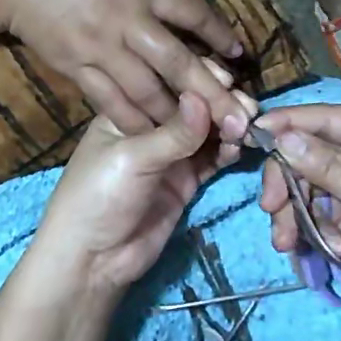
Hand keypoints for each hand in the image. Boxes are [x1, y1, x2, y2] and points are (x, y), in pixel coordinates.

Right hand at [1, 0, 248, 135]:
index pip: (191, 13)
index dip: (219, 34)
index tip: (238, 53)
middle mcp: (127, 21)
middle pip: (177, 62)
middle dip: (211, 92)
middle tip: (237, 118)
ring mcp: (101, 49)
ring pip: (146, 90)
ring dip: (176, 114)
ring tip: (202, 136)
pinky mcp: (76, 69)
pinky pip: (108, 101)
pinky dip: (132, 119)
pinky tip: (151, 133)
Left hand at [35, 89, 256, 290]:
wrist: (92, 261)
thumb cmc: (98, 196)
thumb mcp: (133, 158)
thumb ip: (174, 132)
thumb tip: (205, 95)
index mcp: (126, 108)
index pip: (167, 82)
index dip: (197, 78)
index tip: (226, 81)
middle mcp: (150, 124)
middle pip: (193, 104)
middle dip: (219, 102)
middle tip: (245, 108)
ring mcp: (170, 153)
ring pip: (207, 130)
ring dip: (229, 126)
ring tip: (248, 127)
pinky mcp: (185, 180)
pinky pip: (213, 158)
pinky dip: (228, 151)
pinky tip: (240, 147)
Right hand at [255, 105, 340, 310]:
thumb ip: (332, 169)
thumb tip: (283, 138)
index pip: (328, 118)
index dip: (290, 122)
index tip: (254, 132)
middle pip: (305, 149)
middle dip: (285, 179)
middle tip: (271, 206)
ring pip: (298, 181)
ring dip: (289, 210)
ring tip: (288, 241)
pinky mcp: (339, 210)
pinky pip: (304, 208)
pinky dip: (300, 227)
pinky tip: (314, 249)